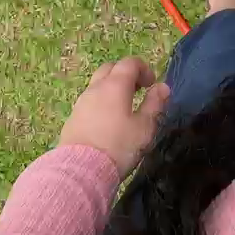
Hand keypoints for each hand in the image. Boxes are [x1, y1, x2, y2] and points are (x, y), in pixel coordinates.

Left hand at [57, 57, 170, 173]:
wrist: (81, 172)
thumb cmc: (118, 147)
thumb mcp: (144, 127)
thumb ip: (154, 104)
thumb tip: (162, 87)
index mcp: (115, 85)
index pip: (130, 63)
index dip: (144, 69)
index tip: (152, 84)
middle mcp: (96, 88)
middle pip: (110, 69)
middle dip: (125, 74)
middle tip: (137, 90)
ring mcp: (81, 103)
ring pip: (97, 85)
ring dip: (111, 89)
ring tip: (123, 108)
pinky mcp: (72, 119)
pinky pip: (89, 102)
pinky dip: (100, 103)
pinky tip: (106, 122)